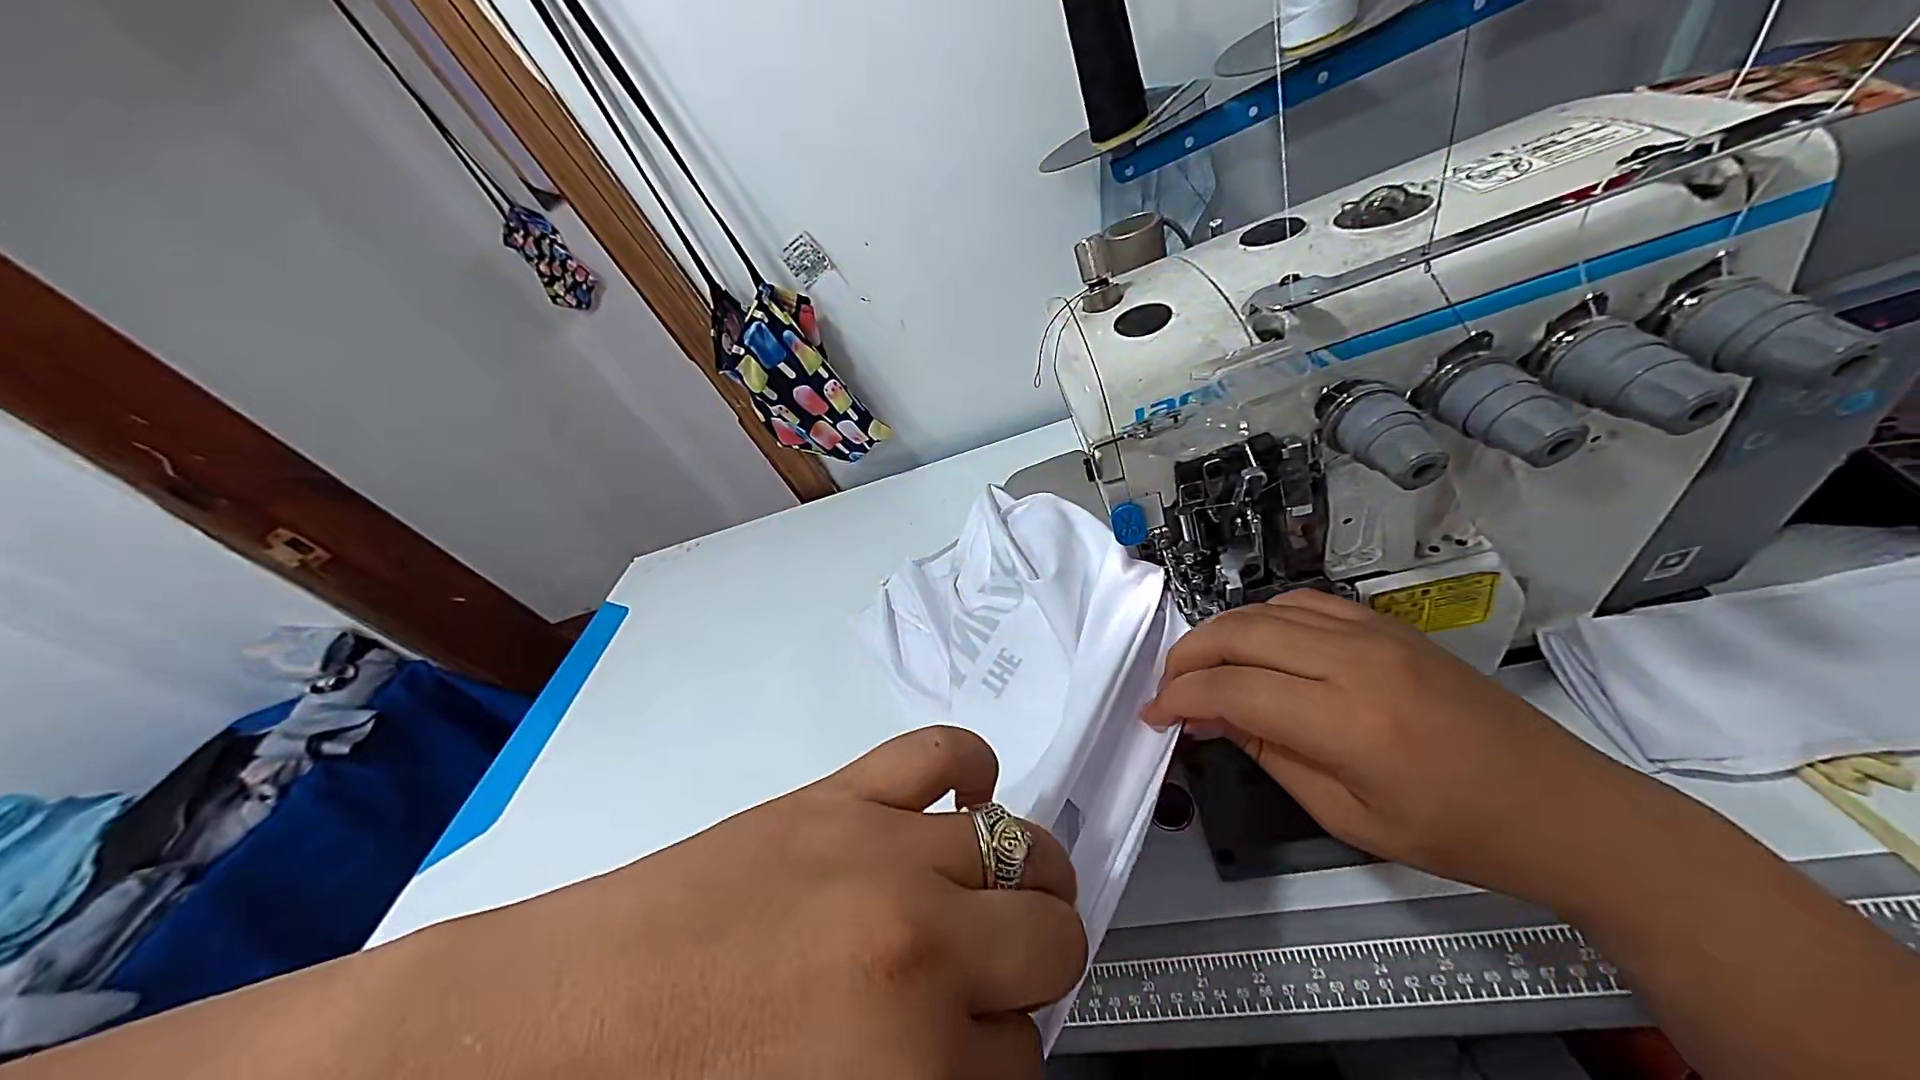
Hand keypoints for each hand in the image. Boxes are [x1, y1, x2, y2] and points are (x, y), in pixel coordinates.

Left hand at [398, 726, 1086, 1079]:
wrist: (553, 1042)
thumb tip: (989, 1045)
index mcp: (916, 1069)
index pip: (1025, 1059)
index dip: (997, 1058)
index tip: (970, 1051)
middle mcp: (923, 950)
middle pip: (1048, 944)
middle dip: (1029, 972)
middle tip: (990, 982)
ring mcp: (883, 855)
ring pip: (1020, 849)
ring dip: (1027, 879)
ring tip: (1003, 894)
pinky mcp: (839, 797)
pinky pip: (938, 752)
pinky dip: (971, 764)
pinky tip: (971, 791)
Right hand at [1142, 590, 1641, 901]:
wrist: (1563, 808)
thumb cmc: (1457, 834)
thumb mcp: (1347, 816)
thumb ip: (1268, 753)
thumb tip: (1209, 717)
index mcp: (1348, 723)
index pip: (1232, 688)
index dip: (1180, 698)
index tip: (1154, 714)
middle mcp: (1357, 662)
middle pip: (1239, 632)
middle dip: (1187, 655)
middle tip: (1167, 686)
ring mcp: (1376, 634)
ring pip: (1266, 609)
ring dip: (1220, 632)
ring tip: (1202, 665)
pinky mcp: (1390, 626)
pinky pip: (1305, 604)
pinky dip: (1264, 618)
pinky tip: (1257, 644)